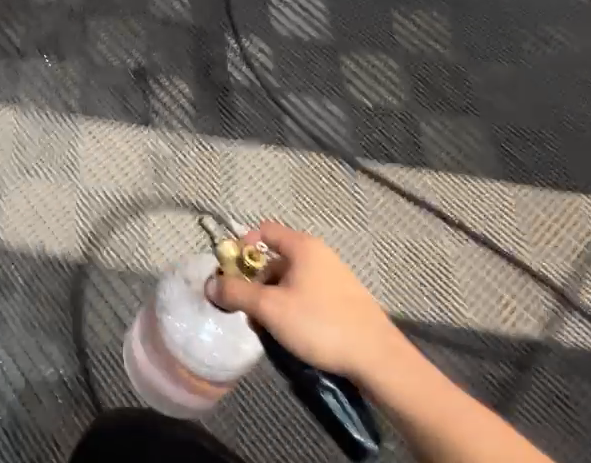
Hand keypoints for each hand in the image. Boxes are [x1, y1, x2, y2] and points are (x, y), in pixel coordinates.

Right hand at [206, 221, 410, 381]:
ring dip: (272, 302)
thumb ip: (235, 292)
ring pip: (290, 283)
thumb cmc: (320, 324)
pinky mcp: (345, 302)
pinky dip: (293, 311)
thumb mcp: (269, 308)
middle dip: (256, 284)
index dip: (242, 246)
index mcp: (303, 247)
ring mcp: (335, 279)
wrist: (380, 360)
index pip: (264, 230)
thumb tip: (210, 284)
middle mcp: (319, 256)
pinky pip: (307, 297)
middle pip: (274, 260)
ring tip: (271, 331)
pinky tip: (293, 337)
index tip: (232, 273)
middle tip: (249, 311)